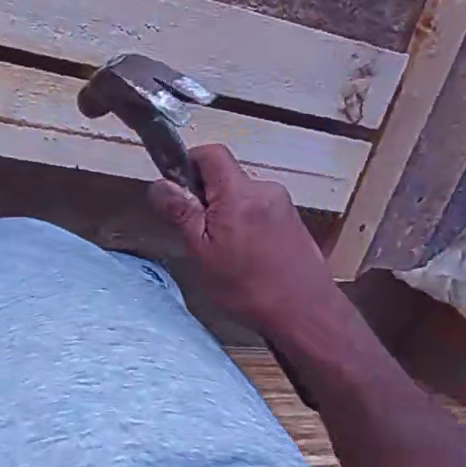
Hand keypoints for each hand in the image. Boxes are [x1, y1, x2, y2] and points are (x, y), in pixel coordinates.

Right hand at [148, 145, 344, 332]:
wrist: (305, 313)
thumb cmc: (250, 287)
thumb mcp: (202, 252)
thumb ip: (181, 213)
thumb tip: (160, 185)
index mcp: (240, 194)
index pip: (211, 153)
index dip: (188, 164)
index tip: (178, 192)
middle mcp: (265, 190)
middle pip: (224, 176)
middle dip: (205, 197)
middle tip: (197, 234)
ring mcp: (282, 204)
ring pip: (239, 194)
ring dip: (224, 214)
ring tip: (222, 251)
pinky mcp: (291, 220)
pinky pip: (256, 209)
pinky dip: (243, 224)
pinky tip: (243, 255)